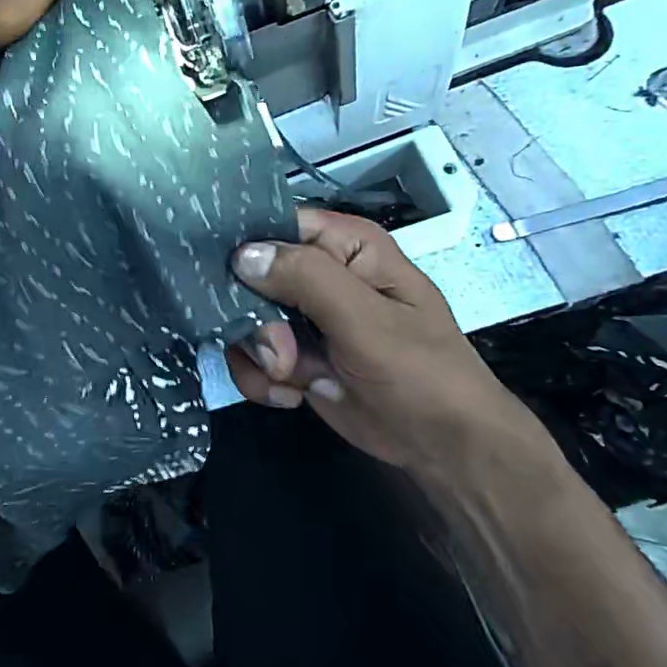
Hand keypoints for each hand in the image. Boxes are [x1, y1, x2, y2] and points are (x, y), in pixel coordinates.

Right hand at [227, 208, 552, 477]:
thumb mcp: (368, 322)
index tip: (227, 287)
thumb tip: (242, 254)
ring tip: (295, 379)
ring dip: (260, 357)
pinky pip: (254, 357)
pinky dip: (264, 380)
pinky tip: (293, 396)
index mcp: (348, 246)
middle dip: (255, 321)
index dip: (245, 249)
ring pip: (245, 321)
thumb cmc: (420, 372)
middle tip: (282, 356)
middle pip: (251, 277)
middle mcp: (323, 272)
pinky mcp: (297, 356)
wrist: (440, 442)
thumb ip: (307, 280)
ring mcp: (307, 317)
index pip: (277, 225)